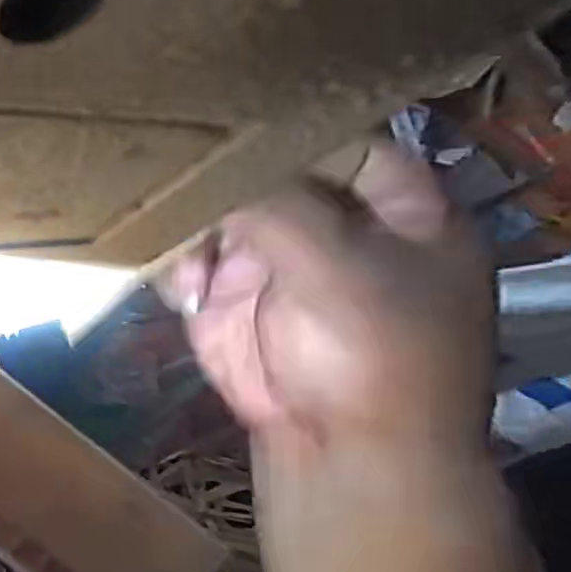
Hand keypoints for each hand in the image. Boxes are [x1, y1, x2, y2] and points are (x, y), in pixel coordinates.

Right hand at [166, 142, 495, 469]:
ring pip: (213, 218)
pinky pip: (188, 261)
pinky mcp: (226, 294)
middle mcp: (327, 226)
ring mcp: (272, 260)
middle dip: (221, 189)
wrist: (338, 447)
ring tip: (194, 271)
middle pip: (261, 179)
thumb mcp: (341, 268)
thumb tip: (207, 163)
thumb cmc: (376, 354)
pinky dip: (177, 271)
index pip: (341, 144)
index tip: (230, 124)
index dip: (291, 134)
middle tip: (185, 192)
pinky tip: (188, 295)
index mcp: (393, 208)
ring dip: (193, 236)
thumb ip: (277, 207)